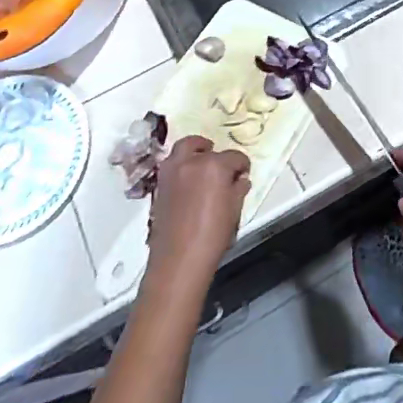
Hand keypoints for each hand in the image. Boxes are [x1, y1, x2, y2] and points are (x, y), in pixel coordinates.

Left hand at [147, 136, 249, 282]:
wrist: (179, 257)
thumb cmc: (213, 234)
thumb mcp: (234, 210)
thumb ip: (238, 189)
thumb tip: (240, 179)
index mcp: (214, 165)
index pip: (235, 156)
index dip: (242, 166)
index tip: (243, 175)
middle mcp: (190, 162)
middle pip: (202, 145)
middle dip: (213, 150)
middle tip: (220, 164)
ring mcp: (171, 171)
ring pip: (182, 150)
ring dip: (193, 154)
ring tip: (202, 168)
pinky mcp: (159, 184)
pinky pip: (171, 166)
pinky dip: (181, 166)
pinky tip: (189, 184)